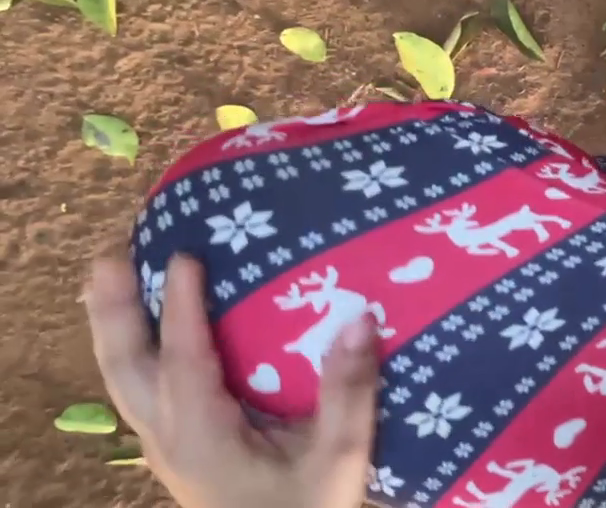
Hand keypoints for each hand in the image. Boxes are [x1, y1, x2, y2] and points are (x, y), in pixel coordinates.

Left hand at [85, 254, 379, 507]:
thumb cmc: (311, 503)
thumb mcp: (341, 453)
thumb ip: (349, 389)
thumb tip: (361, 315)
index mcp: (204, 436)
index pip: (182, 362)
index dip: (179, 310)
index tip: (183, 258)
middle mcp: (171, 437)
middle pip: (127, 370)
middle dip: (113, 313)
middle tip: (109, 257)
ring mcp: (170, 445)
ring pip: (127, 380)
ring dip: (118, 328)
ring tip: (113, 280)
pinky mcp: (185, 445)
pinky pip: (148, 387)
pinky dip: (141, 349)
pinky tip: (154, 333)